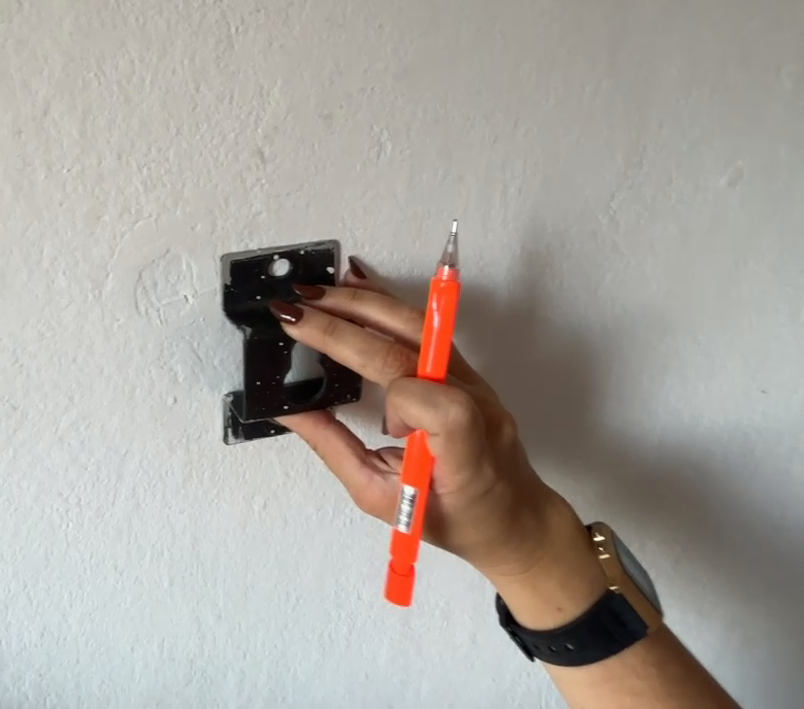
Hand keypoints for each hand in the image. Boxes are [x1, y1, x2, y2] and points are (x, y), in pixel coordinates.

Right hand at [273, 264, 604, 613]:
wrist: (515, 517)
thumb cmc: (452, 518)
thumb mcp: (385, 500)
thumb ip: (335, 449)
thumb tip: (289, 410)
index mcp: (465, 450)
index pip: (437, 405)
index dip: (403, 402)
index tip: (384, 423)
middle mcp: (474, 402)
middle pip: (411, 345)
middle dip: (348, 322)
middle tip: (296, 308)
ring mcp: (471, 378)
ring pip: (415, 323)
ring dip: (361, 302)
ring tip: (314, 293)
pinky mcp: (461, 365)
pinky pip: (421, 324)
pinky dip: (382, 301)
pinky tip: (352, 283)